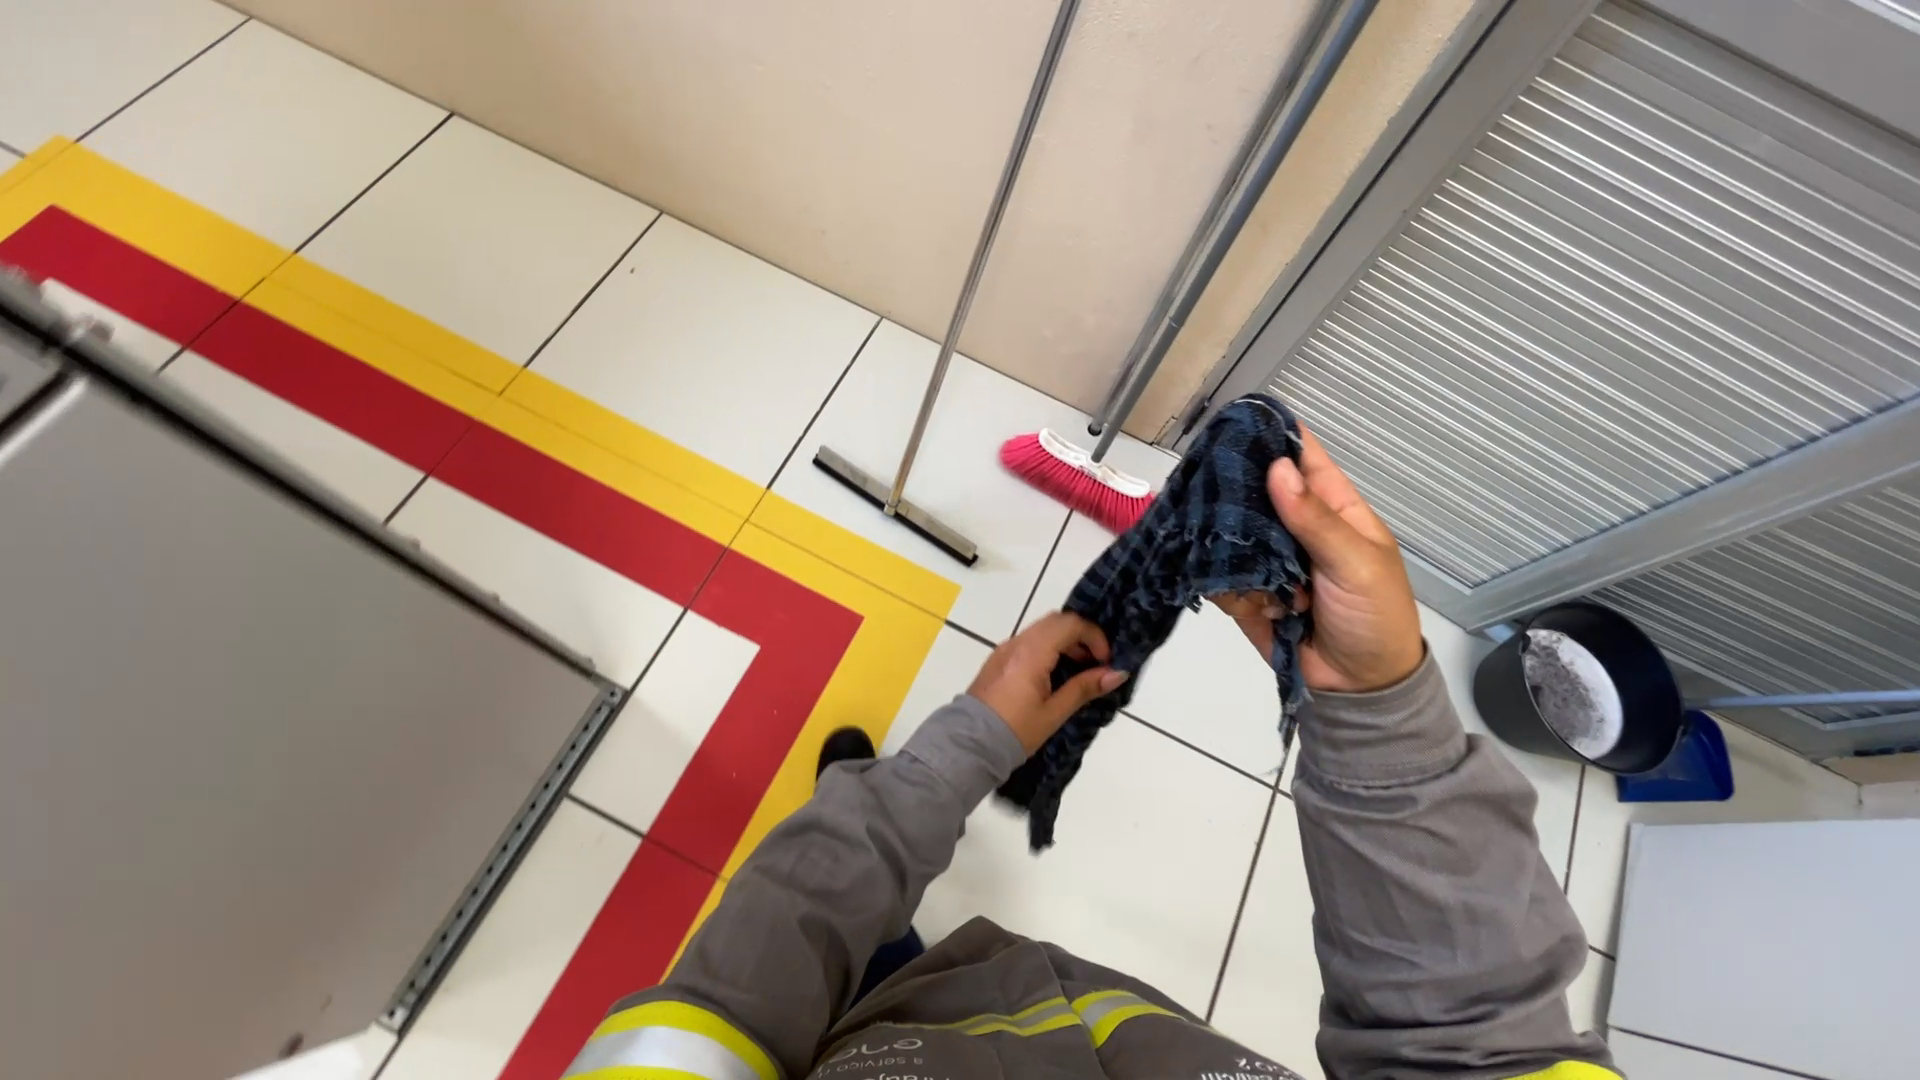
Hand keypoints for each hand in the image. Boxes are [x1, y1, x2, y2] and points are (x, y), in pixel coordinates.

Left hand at [968, 612, 1129, 753]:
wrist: (970, 744)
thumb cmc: (1016, 730)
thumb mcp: (1054, 712)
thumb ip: (1084, 688)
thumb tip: (1117, 673)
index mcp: (1031, 652)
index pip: (1070, 624)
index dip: (1094, 637)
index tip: (1105, 662)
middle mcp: (1016, 643)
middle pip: (1056, 621)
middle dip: (1080, 636)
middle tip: (1095, 663)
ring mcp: (1004, 649)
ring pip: (1041, 630)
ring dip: (1064, 642)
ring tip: (1078, 672)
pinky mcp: (998, 659)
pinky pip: (1028, 642)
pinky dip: (1047, 648)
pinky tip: (1054, 675)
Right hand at [1213, 426, 1422, 693]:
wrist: (1358, 688)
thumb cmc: (1375, 617)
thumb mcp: (1355, 564)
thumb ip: (1314, 519)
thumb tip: (1277, 467)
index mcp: (1333, 510)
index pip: (1303, 458)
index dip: (1274, 436)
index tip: (1237, 420)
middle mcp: (1294, 527)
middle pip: (1254, 491)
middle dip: (1232, 490)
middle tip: (1204, 484)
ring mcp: (1267, 559)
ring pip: (1230, 531)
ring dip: (1226, 543)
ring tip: (1228, 553)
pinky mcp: (1245, 590)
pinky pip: (1220, 574)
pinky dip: (1225, 584)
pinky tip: (1244, 597)